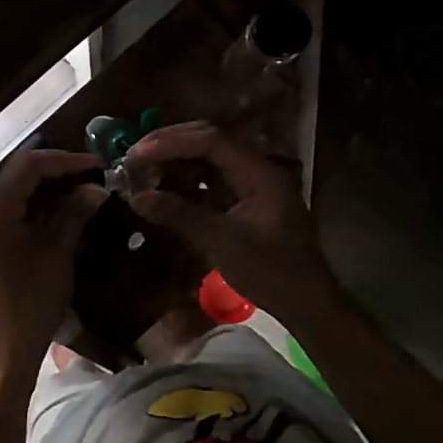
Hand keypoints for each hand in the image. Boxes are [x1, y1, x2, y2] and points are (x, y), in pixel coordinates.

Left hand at [0, 149, 107, 377]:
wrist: (8, 345)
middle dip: (60, 168)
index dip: (65, 160)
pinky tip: (71, 207)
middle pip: (23, 172)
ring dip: (54, 184)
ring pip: (23, 188)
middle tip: (95, 174)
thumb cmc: (32, 301)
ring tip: (89, 186)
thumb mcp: (57, 254)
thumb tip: (97, 188)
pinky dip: (47, 202)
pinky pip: (23, 207)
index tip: (98, 165)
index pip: (29, 165)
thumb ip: (73, 214)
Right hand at [125, 122, 339, 317]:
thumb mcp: (223, 242)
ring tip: (145, 170)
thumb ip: (181, 215)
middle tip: (136, 155)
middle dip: (171, 145)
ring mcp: (252, 184)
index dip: (172, 142)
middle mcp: (256, 169)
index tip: (139, 152)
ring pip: (209, 160)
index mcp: (259, 172)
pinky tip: (165, 190)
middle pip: (210, 142)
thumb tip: (137, 197)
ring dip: (177, 162)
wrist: (306, 301)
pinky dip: (187, 182)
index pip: (211, 141)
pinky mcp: (246, 201)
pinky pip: (212, 181)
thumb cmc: (271, 270)